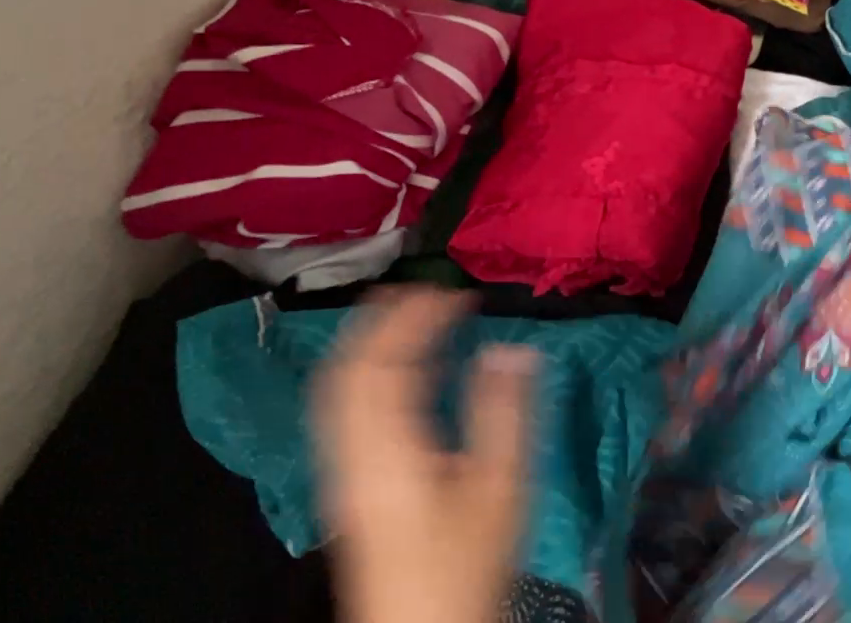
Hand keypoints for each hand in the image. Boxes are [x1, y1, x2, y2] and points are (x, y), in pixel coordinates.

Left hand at [312, 288, 537, 622]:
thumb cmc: (466, 560)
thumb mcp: (500, 487)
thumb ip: (504, 413)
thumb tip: (512, 348)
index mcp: (388, 450)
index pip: (383, 366)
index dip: (414, 320)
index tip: (456, 295)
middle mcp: (353, 453)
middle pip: (346, 372)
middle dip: (380, 321)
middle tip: (425, 290)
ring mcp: (345, 470)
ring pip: (338, 390)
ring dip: (368, 342)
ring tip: (407, 312)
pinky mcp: (350, 482)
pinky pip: (344, 408)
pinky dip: (366, 372)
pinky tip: (399, 368)